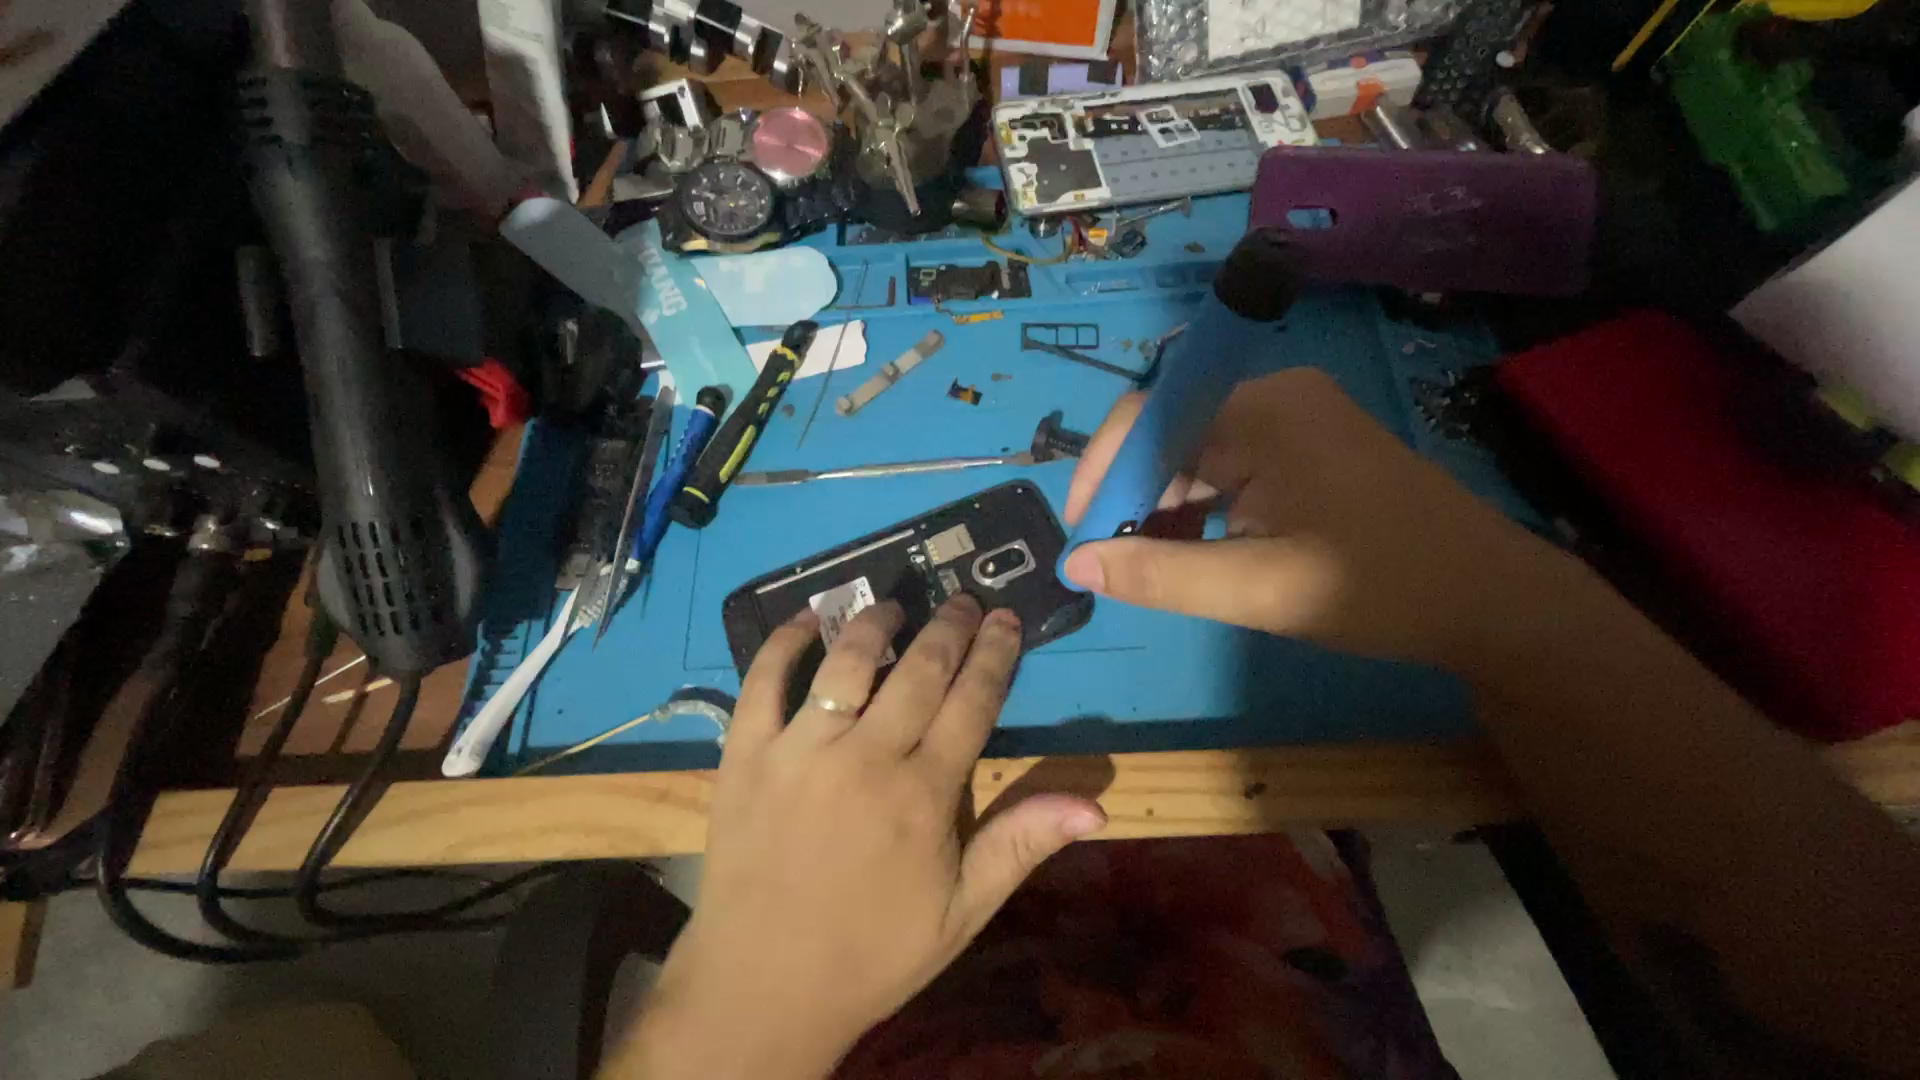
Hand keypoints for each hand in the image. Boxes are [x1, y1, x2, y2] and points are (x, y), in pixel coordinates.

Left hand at [612, 595, 1105, 1079]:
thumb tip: (1097, 808)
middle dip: (950, 626)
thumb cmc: (873, 951)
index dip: (995, 653)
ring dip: (876, 622)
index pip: (973, 700)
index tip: (1005, 618)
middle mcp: (865, 756)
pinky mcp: (745, 754)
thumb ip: (1021, 845)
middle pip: (920, 669)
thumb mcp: (962, 912)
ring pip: (847, 661)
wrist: (763, 987)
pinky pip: (761, 681)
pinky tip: (807, 619)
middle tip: (964, 601)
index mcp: (923, 793)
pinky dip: (784, 642)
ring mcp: (799, 750)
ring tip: (894, 605)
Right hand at [1062, 368, 1561, 673]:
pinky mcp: (1309, 447)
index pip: (1148, 418)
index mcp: (1263, 412)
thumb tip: (1075, 565)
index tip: (1081, 538)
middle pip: (1172, 435)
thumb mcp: (1257, 588)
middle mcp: (1274, 398)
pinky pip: (1232, 466)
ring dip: (1166, 506)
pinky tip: (1194, 551)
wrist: (1494, 602)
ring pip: (1199, 455)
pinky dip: (1203, 507)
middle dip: (1133, 497)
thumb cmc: (1378, 588)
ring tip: (1148, 564)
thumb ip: (1159, 574)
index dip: (1100, 474)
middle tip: (1111, 562)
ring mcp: (1296, 420)